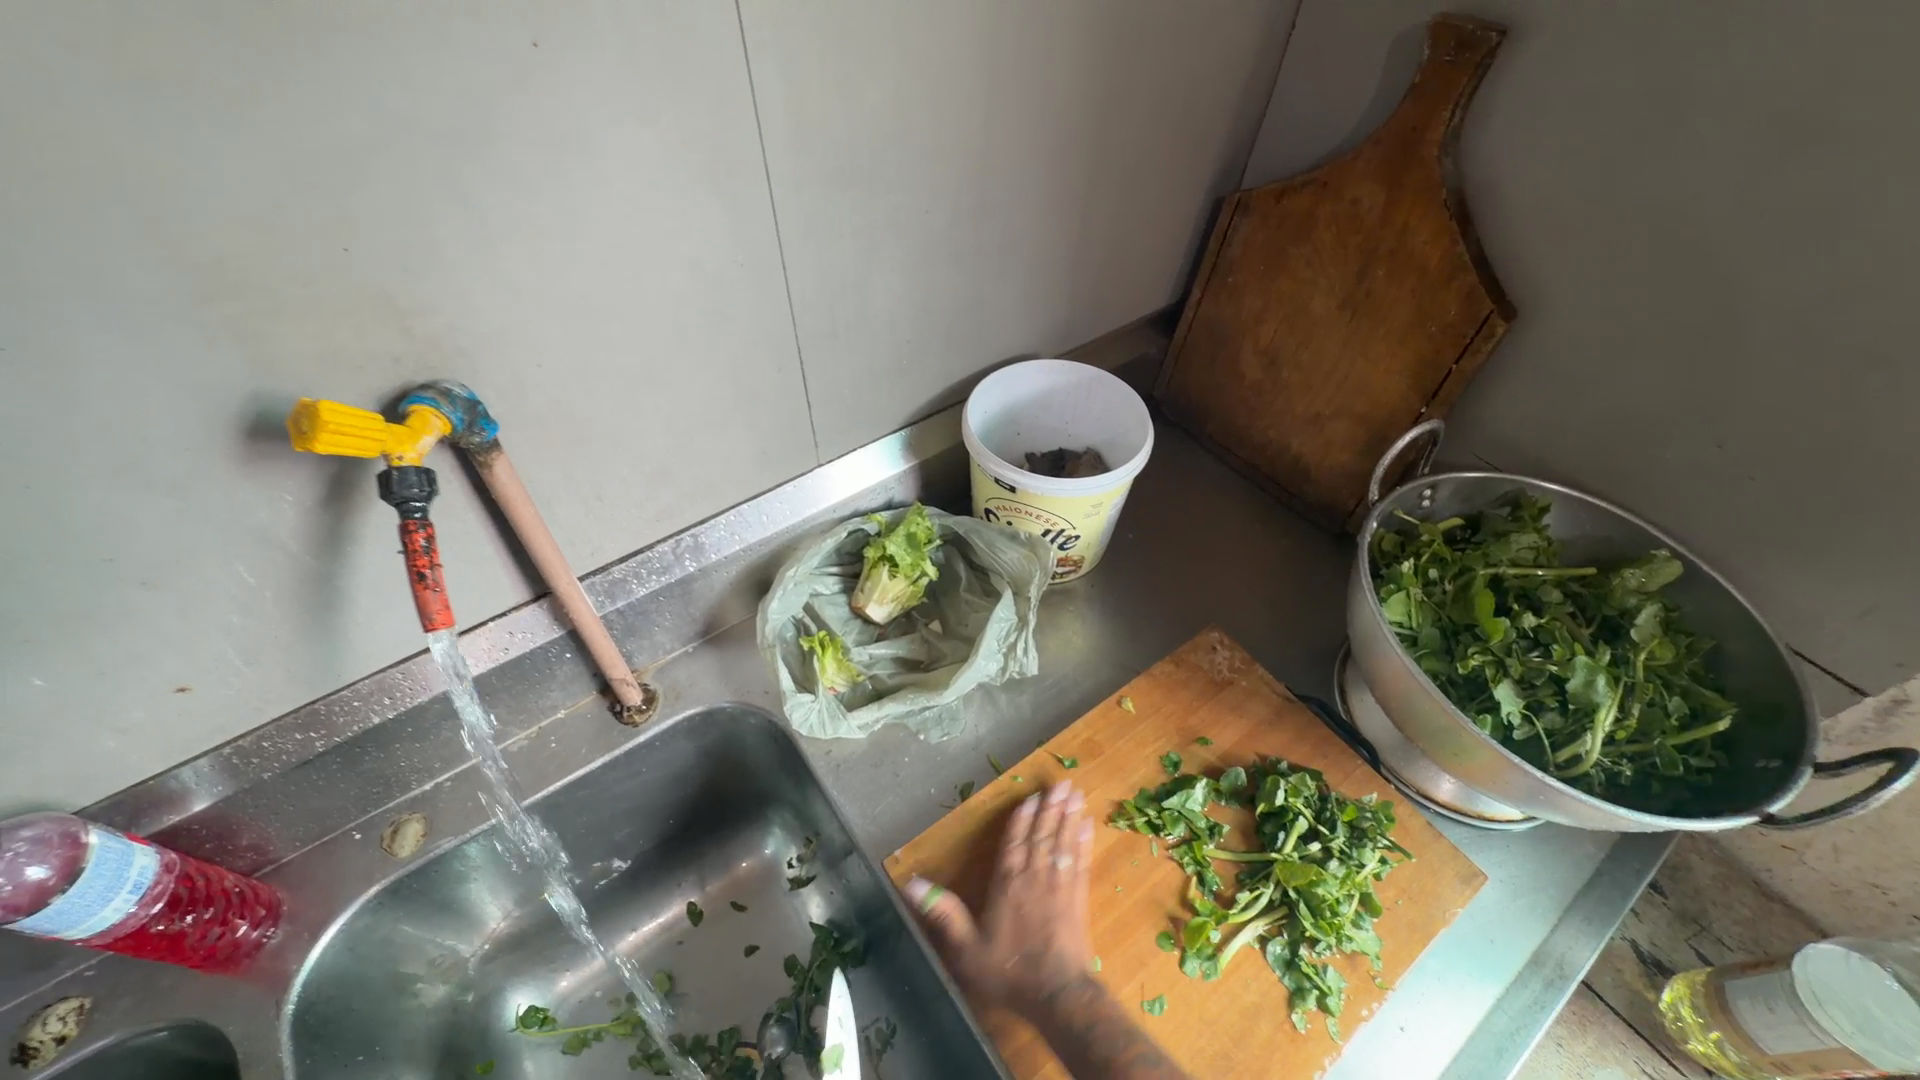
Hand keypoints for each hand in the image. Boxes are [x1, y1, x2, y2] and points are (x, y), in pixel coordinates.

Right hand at [904, 780, 1094, 1017]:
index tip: (1030, 796)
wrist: (1058, 994)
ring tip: (1075, 793)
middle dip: (1050, 807)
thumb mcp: (967, 948)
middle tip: (1061, 782)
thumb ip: (944, 914)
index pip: (1013, 842)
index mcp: (1007, 883)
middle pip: (1042, 834)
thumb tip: (911, 884)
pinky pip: (1081, 860)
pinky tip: (1087, 826)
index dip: (1021, 819)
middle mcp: (1034, 876)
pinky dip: (1083, 841)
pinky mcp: (1079, 898)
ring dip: (1068, 816)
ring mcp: (1060, 885)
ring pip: (1063, 841)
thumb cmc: (1010, 971)